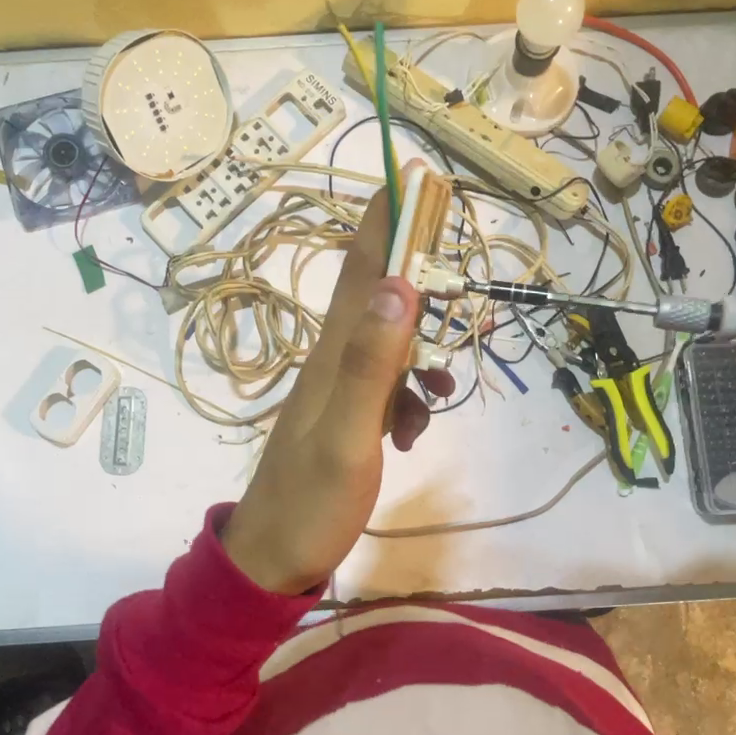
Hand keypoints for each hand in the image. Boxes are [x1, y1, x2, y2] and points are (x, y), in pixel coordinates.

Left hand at [221, 197, 454, 593]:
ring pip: (393, 343)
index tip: (417, 176)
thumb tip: (399, 282)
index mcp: (334, 351)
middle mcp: (335, 357)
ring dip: (425, 355)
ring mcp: (340, 388)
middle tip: (461, 291)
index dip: (388, 219)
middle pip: (383, 294)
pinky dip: (412, 399)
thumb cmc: (312, 501)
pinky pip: (390, 387)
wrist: (274, 558)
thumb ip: (371, 362)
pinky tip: (415, 434)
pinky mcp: (348, 416)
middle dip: (424, 283)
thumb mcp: (347, 435)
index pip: (362, 266)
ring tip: (443, 391)